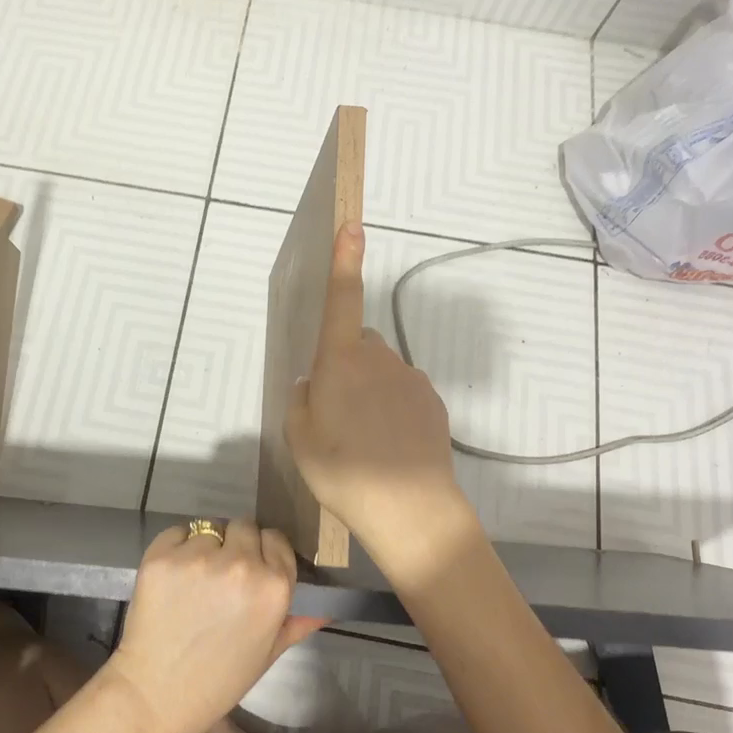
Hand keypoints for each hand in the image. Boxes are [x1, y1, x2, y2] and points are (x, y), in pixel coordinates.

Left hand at [103, 519, 323, 732]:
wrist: (156, 695)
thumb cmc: (219, 681)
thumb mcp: (268, 653)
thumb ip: (298, 623)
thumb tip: (327, 607)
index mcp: (273, 587)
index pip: (276, 539)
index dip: (264, 552)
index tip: (253, 569)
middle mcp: (240, 564)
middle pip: (244, 527)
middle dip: (236, 545)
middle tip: (222, 576)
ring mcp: (198, 557)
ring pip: (209, 530)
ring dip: (205, 548)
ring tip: (194, 581)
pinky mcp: (161, 556)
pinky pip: (176, 533)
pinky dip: (176, 548)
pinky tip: (173, 578)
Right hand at [285, 224, 479, 575]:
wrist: (410, 509)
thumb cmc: (343, 471)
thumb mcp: (299, 439)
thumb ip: (301, 401)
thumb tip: (312, 384)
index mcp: (340, 361)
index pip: (342, 300)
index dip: (345, 260)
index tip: (353, 224)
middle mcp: (380, 359)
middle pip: (359, 344)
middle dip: (346, 364)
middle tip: (335, 413)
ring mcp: (411, 380)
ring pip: (382, 372)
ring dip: (370, 391)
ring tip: (363, 439)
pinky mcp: (433, 403)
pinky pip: (404, 393)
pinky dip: (393, 410)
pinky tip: (389, 446)